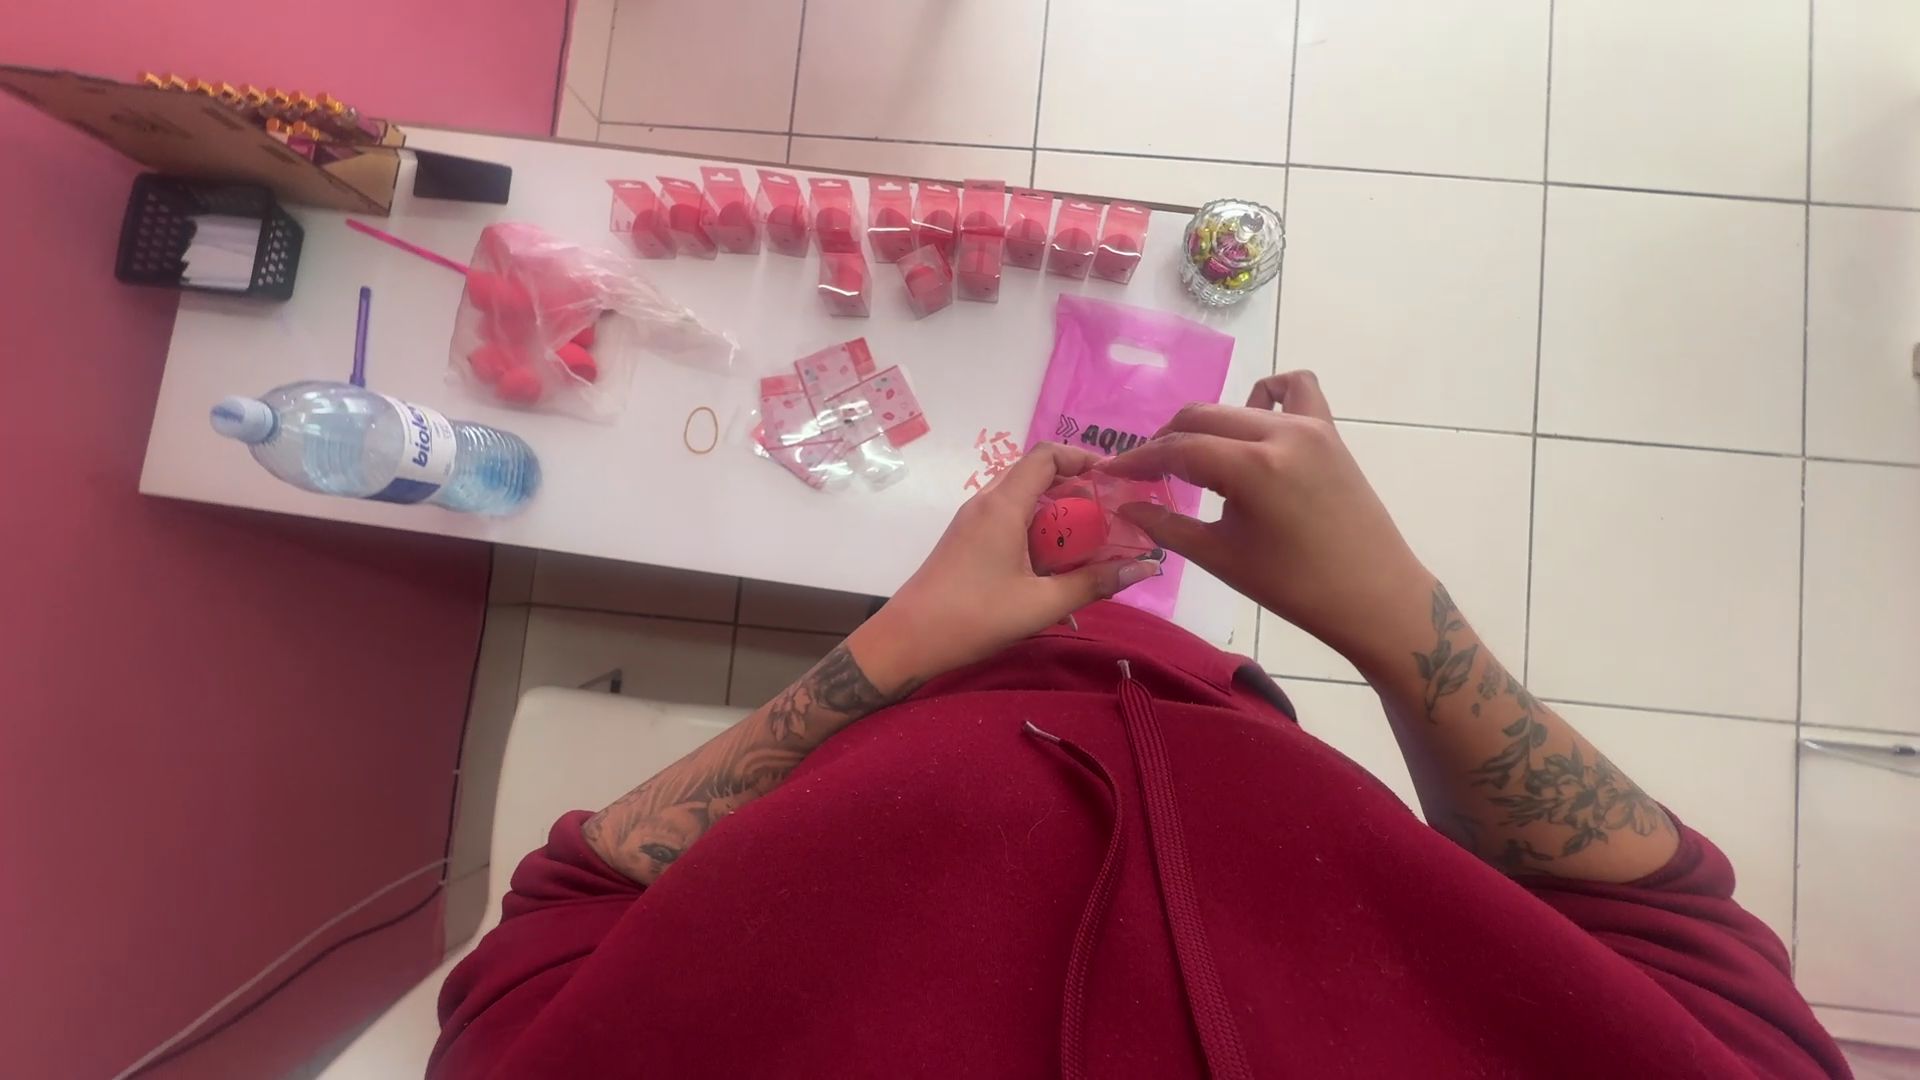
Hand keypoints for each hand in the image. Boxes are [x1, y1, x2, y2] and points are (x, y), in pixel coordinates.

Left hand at [851, 442, 1160, 690]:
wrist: (908, 639)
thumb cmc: (974, 617)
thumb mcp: (1041, 604)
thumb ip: (1094, 582)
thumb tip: (1144, 568)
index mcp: (1003, 505)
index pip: (1046, 456)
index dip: (1082, 458)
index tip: (1113, 480)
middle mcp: (986, 502)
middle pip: (1036, 476)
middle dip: (1076, 492)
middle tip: (1108, 519)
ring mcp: (972, 521)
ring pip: (1022, 501)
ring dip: (1056, 516)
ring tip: (1086, 546)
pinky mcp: (966, 540)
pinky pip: (1008, 520)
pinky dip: (1035, 532)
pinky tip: (1051, 568)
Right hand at [1102, 371, 1432, 676]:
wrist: (1373, 596)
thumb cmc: (1293, 587)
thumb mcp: (1219, 557)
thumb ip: (1165, 526)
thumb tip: (1125, 505)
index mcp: (1253, 467)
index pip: (1178, 449)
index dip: (1137, 460)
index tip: (1110, 472)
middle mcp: (1281, 433)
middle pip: (1200, 417)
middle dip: (1164, 441)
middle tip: (1144, 472)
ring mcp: (1311, 426)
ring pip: (1236, 404)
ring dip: (1204, 425)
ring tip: (1194, 458)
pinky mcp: (1329, 431)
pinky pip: (1294, 390)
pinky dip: (1264, 397)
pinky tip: (1251, 425)